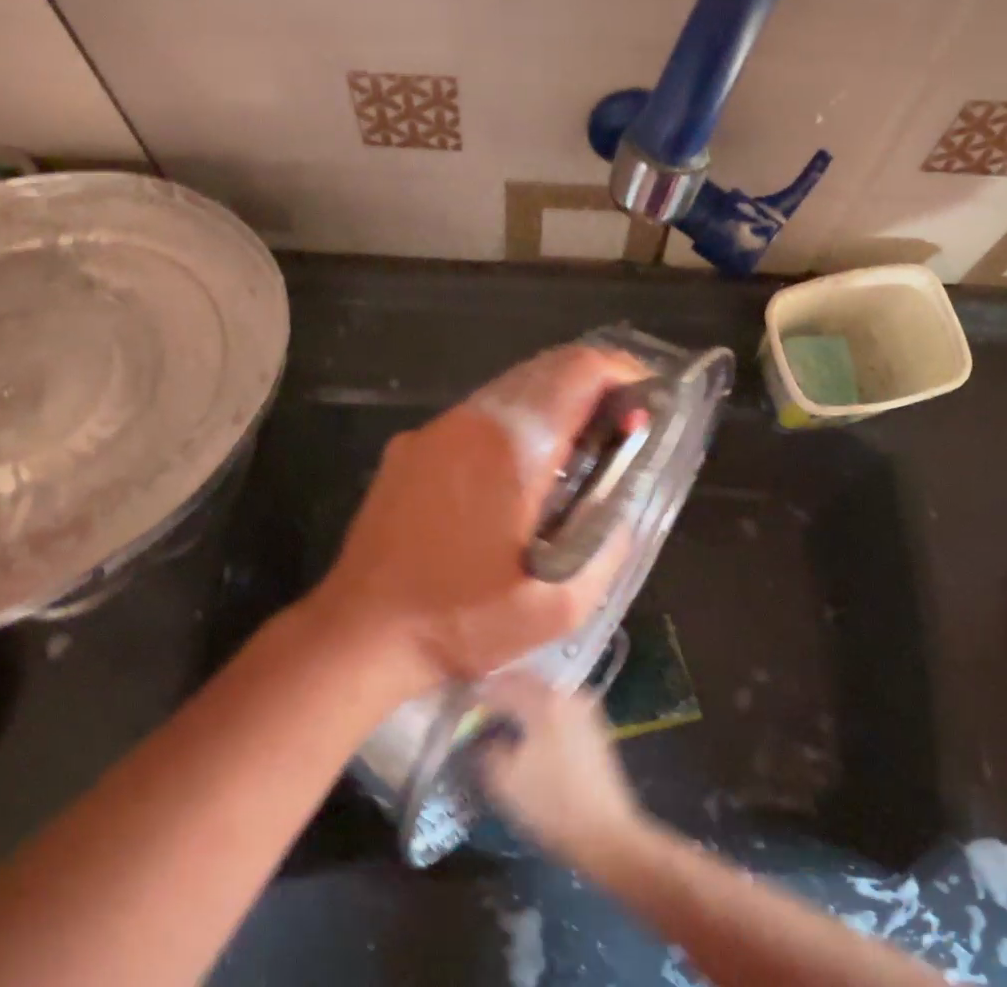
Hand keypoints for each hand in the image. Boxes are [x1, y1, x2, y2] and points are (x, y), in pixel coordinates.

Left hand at [307, 345, 645, 688]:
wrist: (360, 635)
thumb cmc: (460, 622)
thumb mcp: (557, 608)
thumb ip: (606, 549)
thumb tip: (621, 506)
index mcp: (512, 448)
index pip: (578, 371)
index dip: (622, 373)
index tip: (646, 403)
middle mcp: (469, 422)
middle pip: (543, 372)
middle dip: (591, 389)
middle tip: (619, 433)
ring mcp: (431, 433)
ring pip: (505, 394)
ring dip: (550, 409)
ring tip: (573, 458)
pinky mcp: (406, 452)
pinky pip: (471, 421)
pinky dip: (509, 430)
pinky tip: (512, 479)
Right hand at [476, 675, 643, 863]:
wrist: (606, 834)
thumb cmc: (551, 805)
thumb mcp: (504, 780)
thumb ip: (484, 748)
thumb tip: (478, 735)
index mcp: (544, 701)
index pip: (499, 686)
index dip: (475, 698)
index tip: (458, 712)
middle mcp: (567, 695)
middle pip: (523, 683)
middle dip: (498, 695)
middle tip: (476, 714)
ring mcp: (585, 710)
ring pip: (542, 694)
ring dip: (519, 703)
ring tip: (498, 723)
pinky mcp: (594, 727)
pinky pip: (556, 708)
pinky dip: (537, 713)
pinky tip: (526, 733)